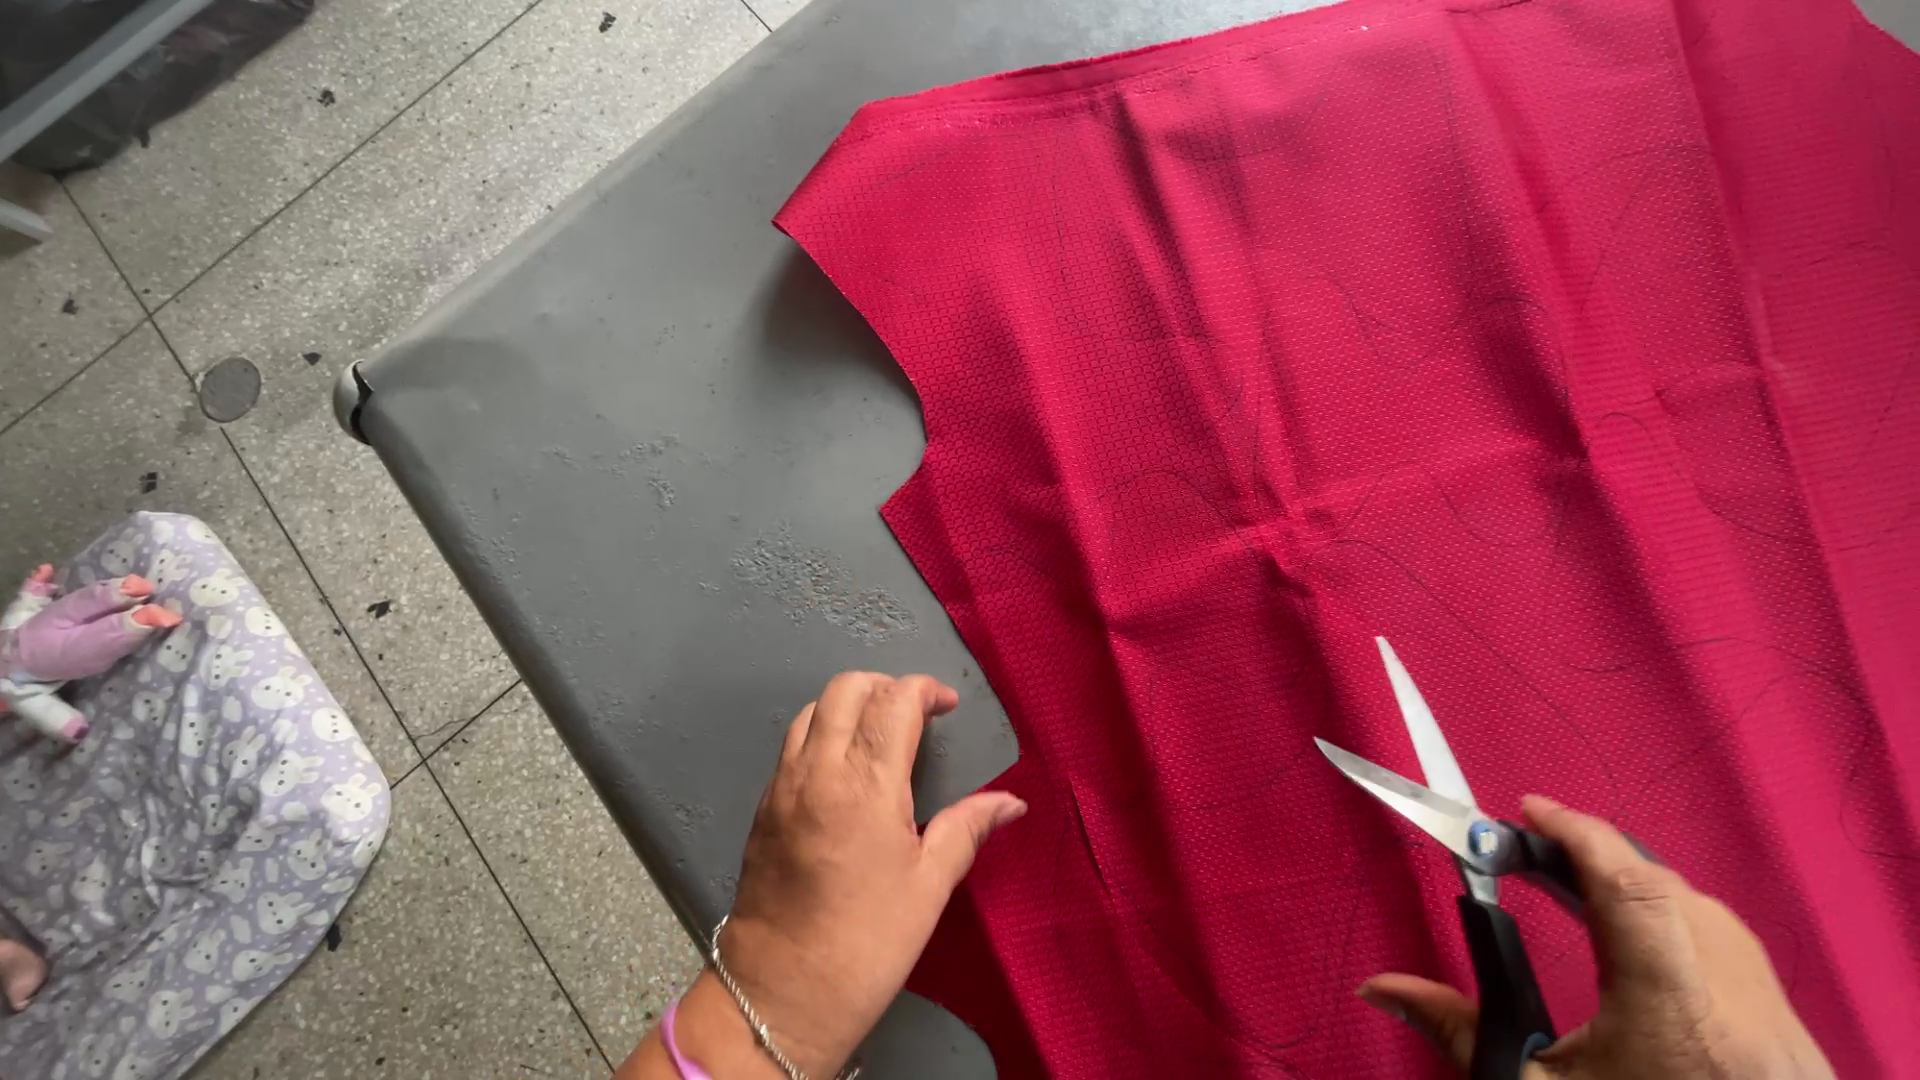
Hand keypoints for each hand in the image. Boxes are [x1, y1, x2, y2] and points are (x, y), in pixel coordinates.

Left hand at [625, 672, 1024, 1079]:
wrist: (778, 994)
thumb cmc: (867, 941)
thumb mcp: (929, 885)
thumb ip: (969, 828)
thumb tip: (1013, 802)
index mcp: (865, 783)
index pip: (894, 700)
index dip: (926, 689)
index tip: (947, 706)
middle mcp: (819, 768)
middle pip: (847, 687)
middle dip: (886, 685)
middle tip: (915, 714)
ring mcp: (783, 783)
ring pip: (813, 708)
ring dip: (850, 704)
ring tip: (880, 734)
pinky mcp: (763, 803)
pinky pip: (793, 741)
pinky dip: (823, 730)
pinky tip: (846, 767)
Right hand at [1358, 796, 1833, 1079]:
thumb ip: (1454, 1029)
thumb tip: (1374, 987)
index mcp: (1675, 1015)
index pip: (1635, 892)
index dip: (1581, 836)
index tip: (1529, 808)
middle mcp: (1744, 1010)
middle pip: (1669, 891)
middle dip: (1596, 853)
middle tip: (1528, 844)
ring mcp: (1785, 1031)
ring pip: (1710, 917)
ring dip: (1636, 883)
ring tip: (1569, 881)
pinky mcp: (1800, 1048)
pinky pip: (1734, 952)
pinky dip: (1674, 918)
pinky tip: (1632, 935)